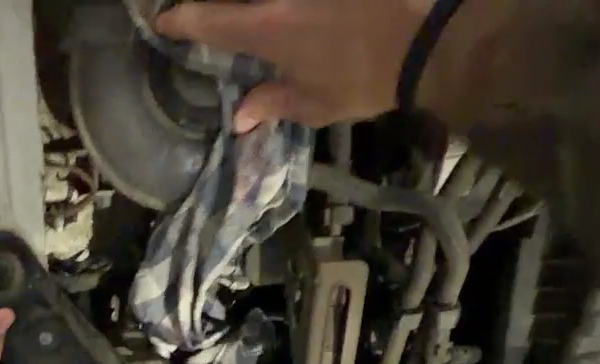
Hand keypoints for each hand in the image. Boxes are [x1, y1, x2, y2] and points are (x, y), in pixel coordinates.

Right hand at [158, 0, 429, 132]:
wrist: (435, 37)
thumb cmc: (368, 79)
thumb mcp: (316, 105)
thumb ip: (273, 104)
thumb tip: (239, 117)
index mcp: (270, 28)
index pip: (212, 20)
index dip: (183, 20)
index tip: (164, 19)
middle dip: (214, 7)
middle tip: (203, 15)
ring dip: (251, 8)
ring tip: (245, 14)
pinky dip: (284, 6)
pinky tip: (302, 15)